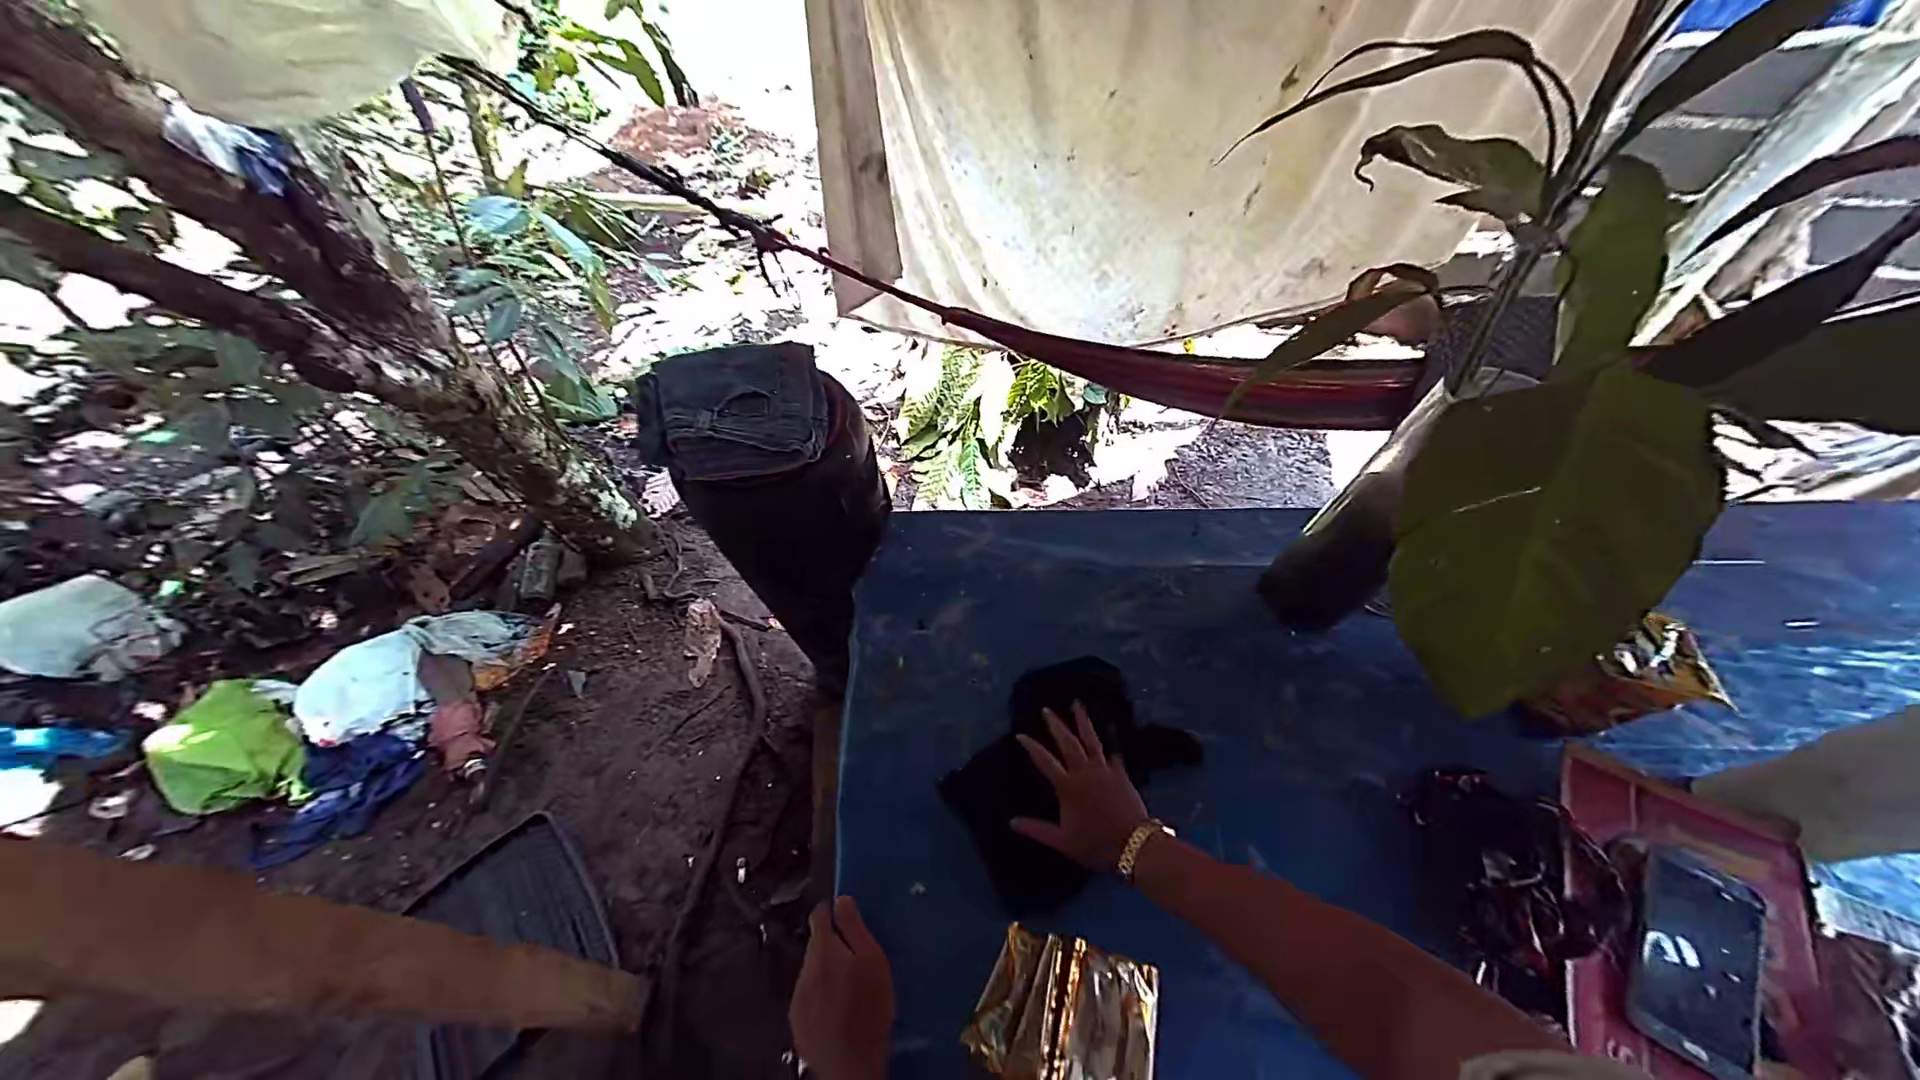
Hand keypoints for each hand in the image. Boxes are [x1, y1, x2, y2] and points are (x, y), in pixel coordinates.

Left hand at [790, 896, 893, 1079]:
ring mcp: (798, 996)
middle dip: (832, 945)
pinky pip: (808, 994)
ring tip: (848, 985)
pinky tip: (836, 1006)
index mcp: (824, 950)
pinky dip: (819, 993)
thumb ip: (855, 928)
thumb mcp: (873, 960)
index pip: (819, 916)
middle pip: (816, 945)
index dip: (831, 911)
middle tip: (855, 957)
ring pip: (812, 970)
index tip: (843, 914)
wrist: (851, 1065)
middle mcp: (805, 969)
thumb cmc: (869, 1008)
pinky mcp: (797, 1020)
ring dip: (825, 970)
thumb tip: (841, 899)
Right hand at [1010, 702, 1150, 870]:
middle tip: (1047, 710)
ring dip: (1083, 721)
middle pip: (1068, 743)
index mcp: (1068, 786)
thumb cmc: (1096, 844)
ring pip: (1091, 740)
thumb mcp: (1062, 841)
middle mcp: (1085, 772)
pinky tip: (1110, 733)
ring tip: (1077, 705)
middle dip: (1055, 725)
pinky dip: (1108, 743)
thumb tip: (1011, 822)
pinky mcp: (1121, 774)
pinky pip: (1112, 754)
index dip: (1031, 747)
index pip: (1044, 761)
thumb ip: (1036, 829)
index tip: (1020, 735)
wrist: (1134, 845)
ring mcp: (1105, 770)